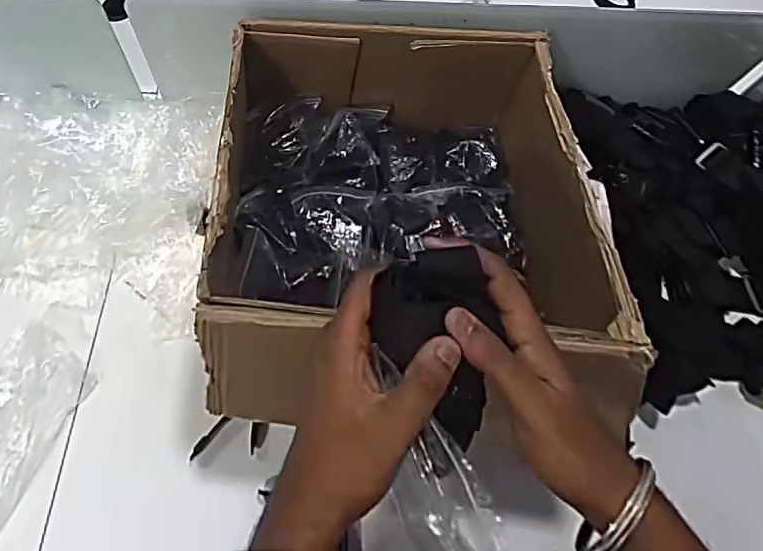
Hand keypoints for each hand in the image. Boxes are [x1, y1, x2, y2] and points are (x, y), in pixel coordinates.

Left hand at [254, 270, 460, 549]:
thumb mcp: (394, 423)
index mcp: (339, 345)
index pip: (358, 289)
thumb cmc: (344, 462)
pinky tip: (413, 357)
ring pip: (365, 328)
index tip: (416, 266)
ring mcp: (333, 365)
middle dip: (395, 293)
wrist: (315, 498)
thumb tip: (448, 340)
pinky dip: (387, 344)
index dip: (385, 272)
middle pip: (363, 305)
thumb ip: (422, 381)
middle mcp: (331, 347)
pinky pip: (364, 349)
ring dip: (392, 320)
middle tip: (433, 290)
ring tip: (431, 317)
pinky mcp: (339, 383)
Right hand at [445, 248, 640, 526]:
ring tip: (430, 280)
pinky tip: (446, 327)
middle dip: (463, 264)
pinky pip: (484, 335)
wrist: (604, 492)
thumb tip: (455, 315)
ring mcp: (522, 358)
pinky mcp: (514, 375)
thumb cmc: (574, 450)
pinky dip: (463, 320)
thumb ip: (494, 358)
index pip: (503, 282)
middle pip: (494, 289)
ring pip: (488, 310)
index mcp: (533, 339)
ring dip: (461, 289)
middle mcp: (527, 341)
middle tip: (427, 255)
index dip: (473, 255)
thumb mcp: (530, 402)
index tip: (441, 242)